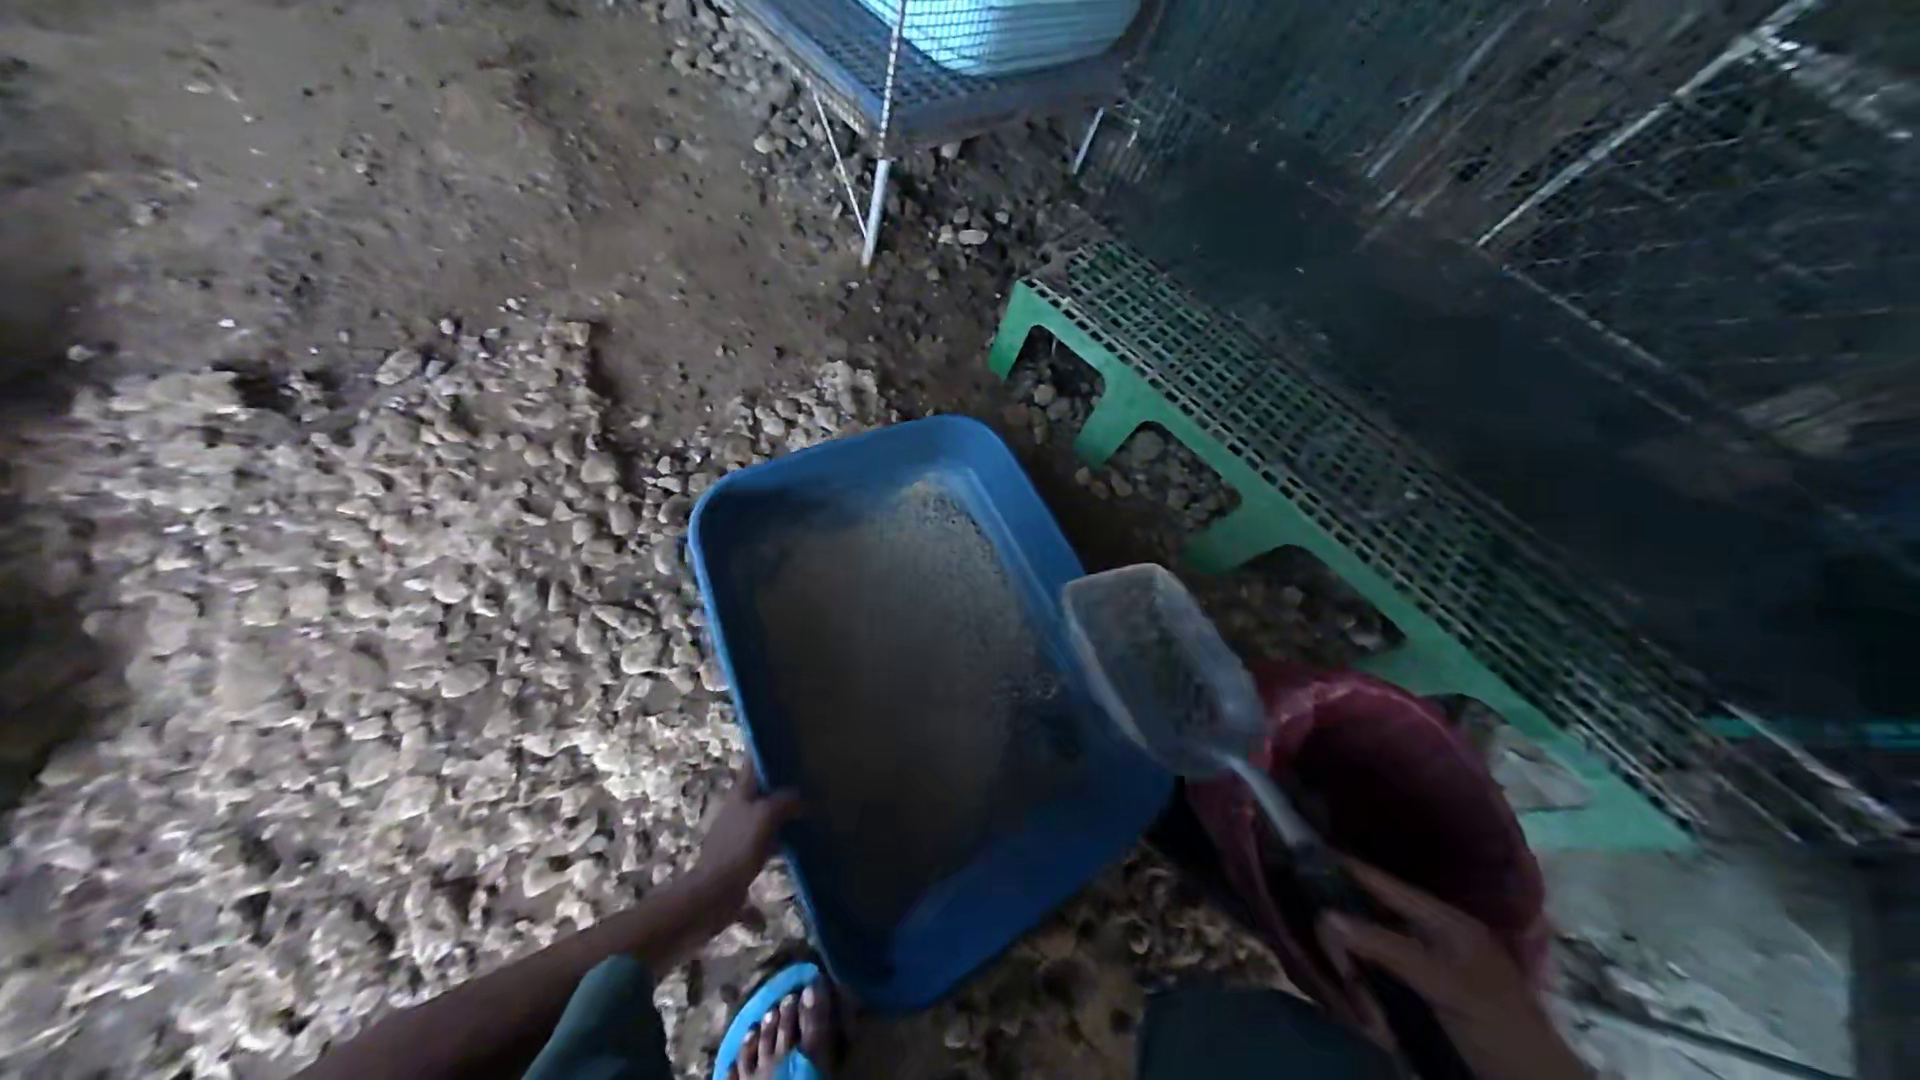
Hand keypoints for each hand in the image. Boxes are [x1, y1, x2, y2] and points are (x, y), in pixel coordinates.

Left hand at [690, 760, 802, 911]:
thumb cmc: (737, 847)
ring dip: (784, 815)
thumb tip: (801, 799)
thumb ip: (785, 802)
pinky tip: (800, 848)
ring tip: (810, 811)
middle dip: (781, 785)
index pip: (752, 765)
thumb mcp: (765, 816)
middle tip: (808, 779)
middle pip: (762, 791)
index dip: (764, 751)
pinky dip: (782, 844)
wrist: (713, 894)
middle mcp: (739, 811)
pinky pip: (768, 846)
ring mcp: (740, 836)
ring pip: (766, 818)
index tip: (783, 741)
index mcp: (740, 795)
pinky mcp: (744, 860)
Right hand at [1319, 859, 1587, 1079]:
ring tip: (1370, 1018)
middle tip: (1343, 974)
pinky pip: (1375, 984)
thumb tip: (1325, 915)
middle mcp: (1427, 935)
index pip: (1383, 883)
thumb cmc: (1500, 1027)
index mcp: (1442, 920)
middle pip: (1366, 919)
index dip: (1347, 869)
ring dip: (1359, 984)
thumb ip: (1387, 948)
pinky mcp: (1415, 997)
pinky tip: (1373, 1023)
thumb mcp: (1445, 984)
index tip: (1306, 857)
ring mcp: (1420, 967)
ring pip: (1366, 955)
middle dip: (1348, 946)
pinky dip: (1367, 1000)